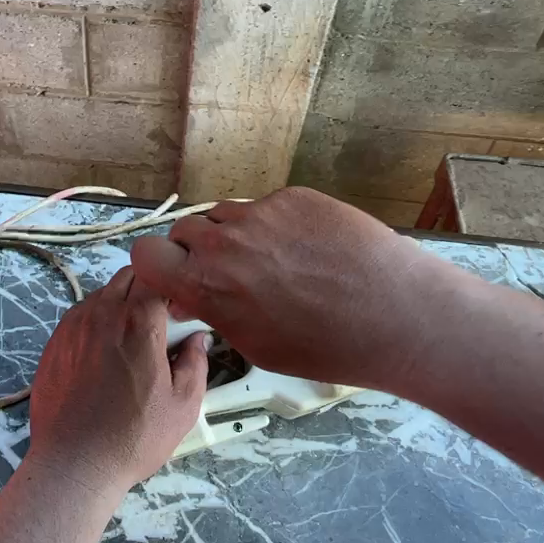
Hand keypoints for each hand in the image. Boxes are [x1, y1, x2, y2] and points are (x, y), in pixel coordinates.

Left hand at [27, 267, 209, 492]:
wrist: (74, 464)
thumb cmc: (133, 437)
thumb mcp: (183, 406)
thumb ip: (196, 363)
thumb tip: (198, 339)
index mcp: (138, 323)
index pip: (156, 273)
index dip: (170, 283)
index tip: (178, 305)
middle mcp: (103, 313)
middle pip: (127, 276)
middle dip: (146, 287)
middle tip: (158, 320)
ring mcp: (74, 325)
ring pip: (102, 293)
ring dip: (120, 303)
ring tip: (131, 339)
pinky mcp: (55, 341)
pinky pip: (80, 314)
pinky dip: (96, 321)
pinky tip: (103, 352)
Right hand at [129, 186, 470, 393]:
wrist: (399, 314)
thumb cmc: (328, 346)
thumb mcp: (255, 345)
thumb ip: (213, 311)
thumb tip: (191, 292)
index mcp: (207, 284)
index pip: (144, 253)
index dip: (156, 264)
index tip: (174, 274)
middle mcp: (224, 242)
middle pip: (185, 230)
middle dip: (197, 251)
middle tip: (230, 273)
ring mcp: (259, 214)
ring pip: (226, 216)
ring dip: (236, 236)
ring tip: (276, 261)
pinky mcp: (292, 196)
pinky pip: (266, 207)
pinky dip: (276, 224)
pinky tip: (308, 248)